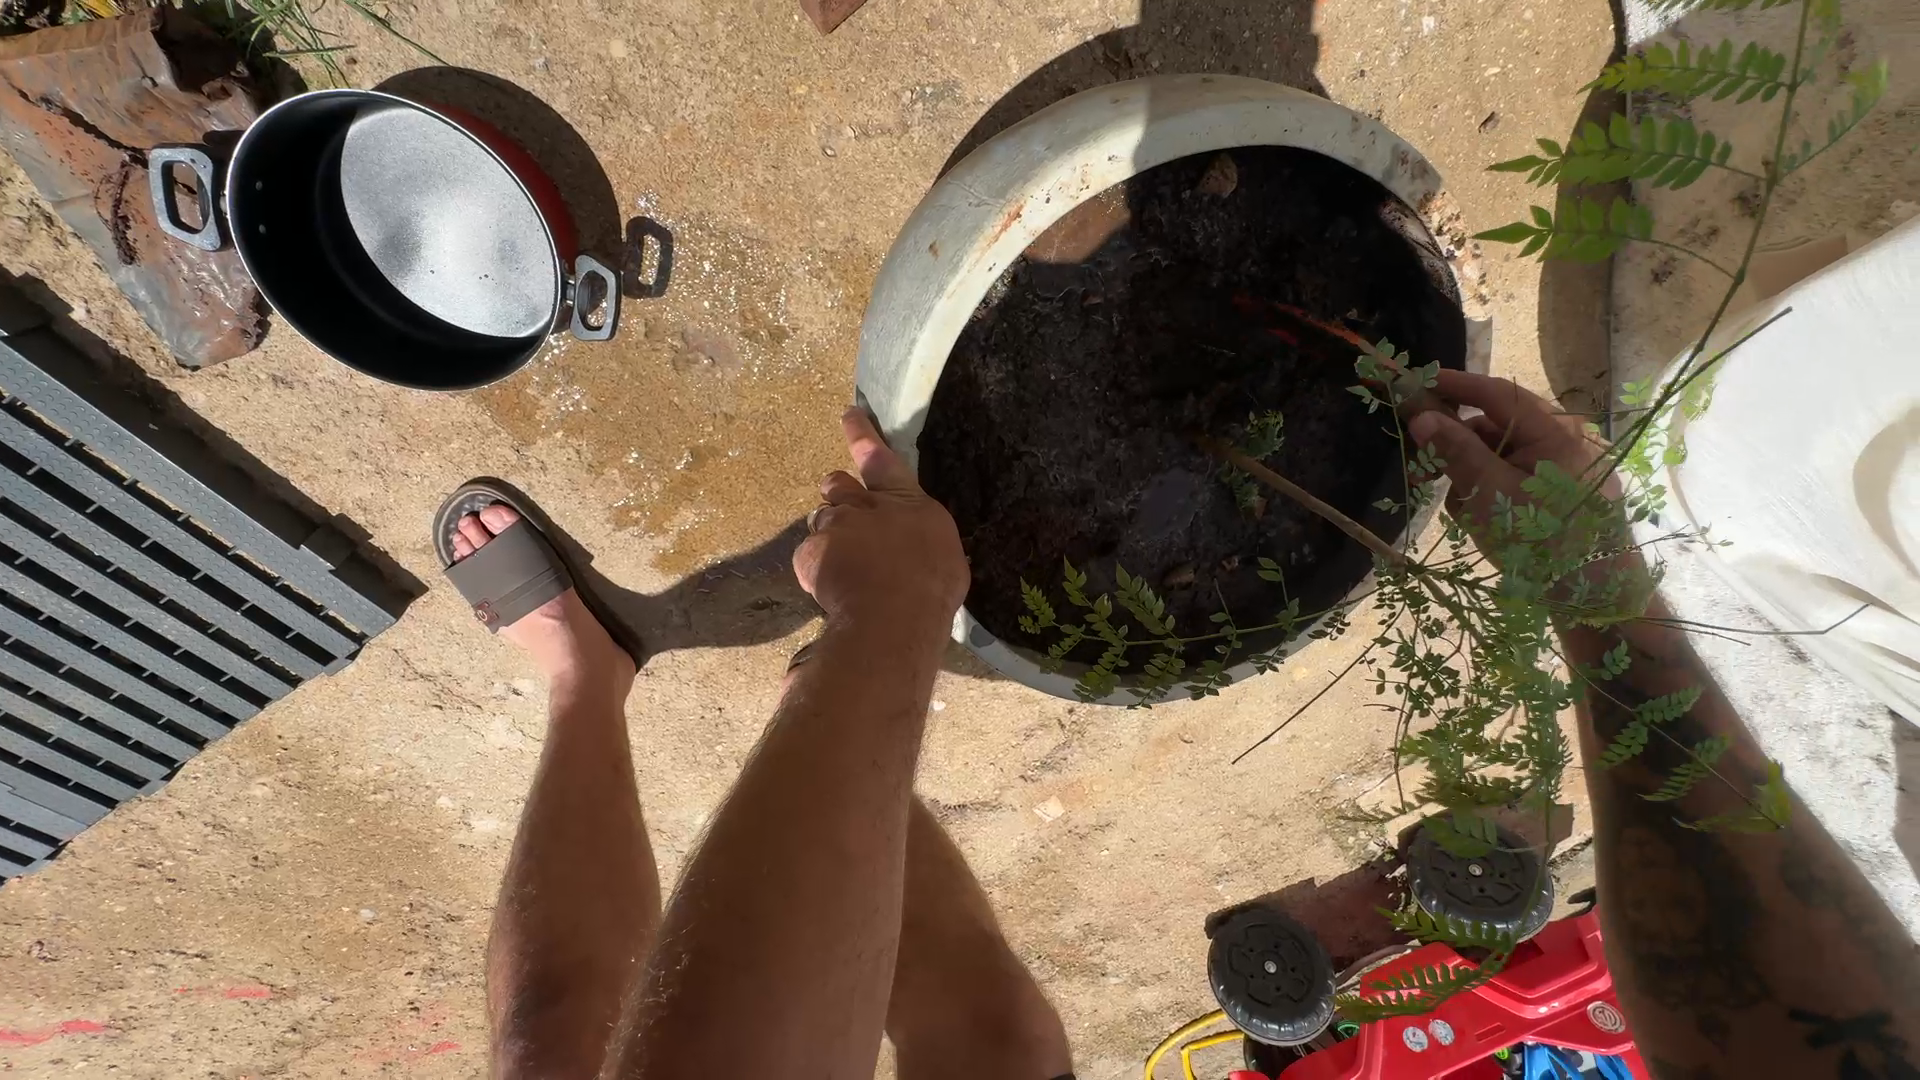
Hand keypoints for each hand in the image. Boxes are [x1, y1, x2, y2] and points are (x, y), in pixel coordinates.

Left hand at [793, 408, 968, 634]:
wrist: (895, 615)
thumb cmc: (933, 587)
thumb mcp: (946, 557)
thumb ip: (924, 542)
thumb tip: (922, 548)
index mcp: (907, 502)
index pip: (880, 457)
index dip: (862, 433)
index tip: (848, 413)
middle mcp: (867, 506)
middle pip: (839, 484)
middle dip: (837, 492)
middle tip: (843, 513)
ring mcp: (837, 528)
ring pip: (821, 521)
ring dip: (828, 535)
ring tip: (842, 566)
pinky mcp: (811, 553)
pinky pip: (808, 556)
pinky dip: (816, 569)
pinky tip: (832, 589)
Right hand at [1407, 370, 1615, 537]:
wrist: (1593, 598)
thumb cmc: (1540, 541)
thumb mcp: (1489, 494)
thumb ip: (1455, 452)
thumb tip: (1422, 416)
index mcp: (1555, 433)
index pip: (1495, 393)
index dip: (1453, 385)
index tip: (1413, 380)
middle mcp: (1562, 442)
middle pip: (1491, 428)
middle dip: (1453, 447)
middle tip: (1419, 471)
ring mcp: (1561, 469)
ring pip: (1496, 456)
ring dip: (1468, 477)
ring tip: (1462, 512)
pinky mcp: (1557, 493)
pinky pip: (1509, 478)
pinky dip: (1486, 492)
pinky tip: (1481, 521)